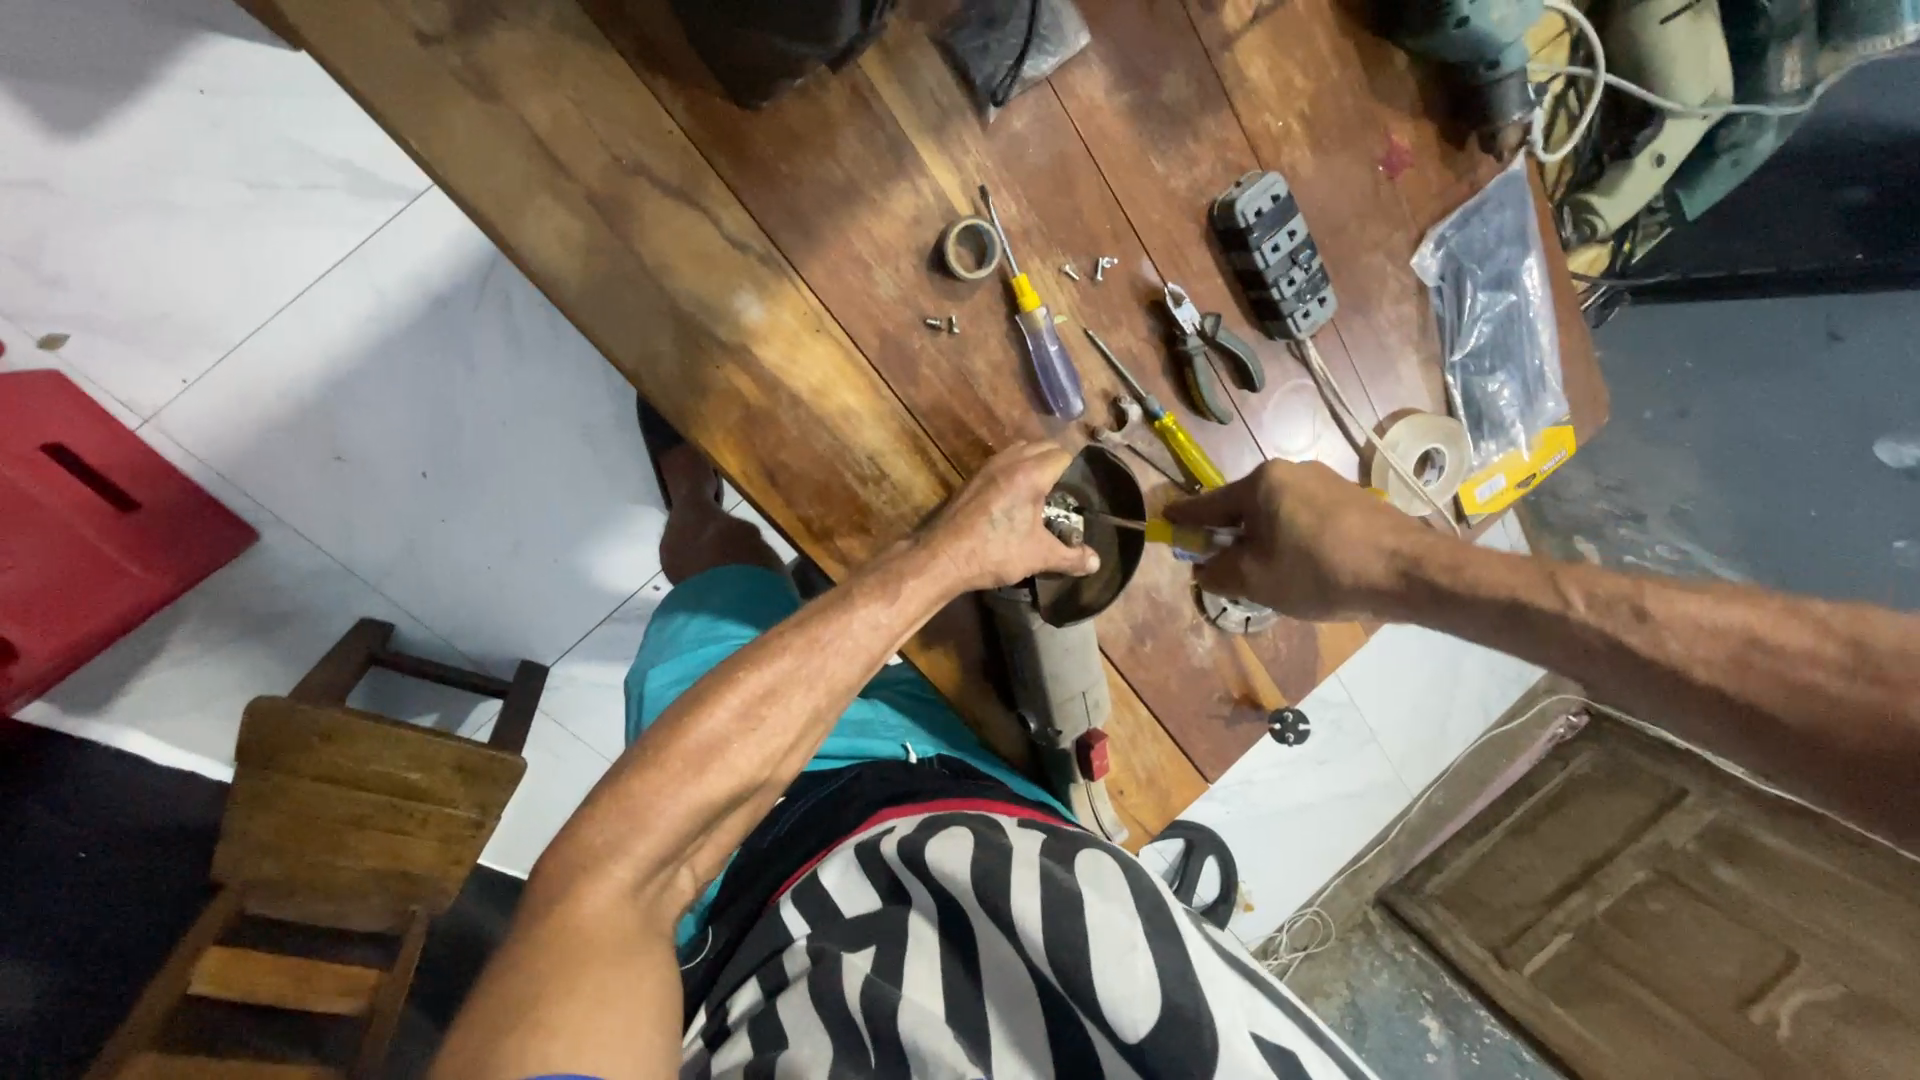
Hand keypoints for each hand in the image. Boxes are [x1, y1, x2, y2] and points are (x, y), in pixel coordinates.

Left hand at [922, 441, 1099, 590]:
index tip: (1080, 492)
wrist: (941, 557)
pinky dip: (1014, 470)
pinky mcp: (972, 478)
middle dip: (1056, 463)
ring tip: (1042, 493)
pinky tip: (1015, 499)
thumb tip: (1096, 562)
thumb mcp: (1038, 556)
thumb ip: (1070, 557)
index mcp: (1029, 473)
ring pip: (1019, 451)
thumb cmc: (994, 552)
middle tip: (1065, 492)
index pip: (1062, 455)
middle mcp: (1008, 461)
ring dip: (1033, 463)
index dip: (1075, 472)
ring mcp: (987, 467)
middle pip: (1042, 446)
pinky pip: (1002, 462)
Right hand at [1164, 459, 1434, 620]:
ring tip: (1269, 575)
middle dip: (1231, 536)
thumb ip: (1218, 572)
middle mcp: (1291, 471)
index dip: (1185, 519)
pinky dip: (1294, 539)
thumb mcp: (1255, 580)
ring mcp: (1326, 482)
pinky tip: (1305, 568)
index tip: (1166, 521)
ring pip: (1277, 514)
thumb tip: (1206, 568)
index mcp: (1261, 482)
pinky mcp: (1353, 499)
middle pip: (1245, 508)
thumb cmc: (1319, 571)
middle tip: (1223, 567)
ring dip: (1265, 540)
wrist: (1409, 572)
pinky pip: (1306, 518)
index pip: (1209, 503)